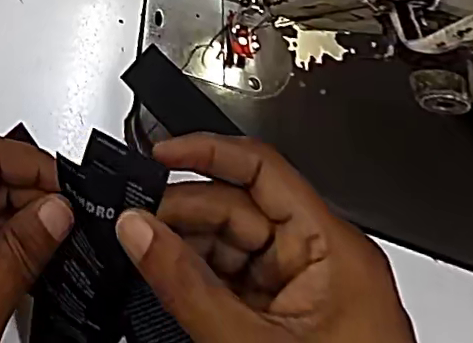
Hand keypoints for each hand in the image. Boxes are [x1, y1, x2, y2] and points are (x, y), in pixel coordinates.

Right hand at [116, 135, 415, 342]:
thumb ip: (188, 286)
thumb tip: (137, 230)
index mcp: (334, 250)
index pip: (261, 168)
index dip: (206, 152)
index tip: (160, 155)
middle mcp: (323, 260)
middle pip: (239, 205)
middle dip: (184, 212)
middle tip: (139, 223)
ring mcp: (307, 292)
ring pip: (232, 242)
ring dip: (187, 246)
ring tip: (149, 254)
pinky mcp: (291, 320)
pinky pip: (237, 278)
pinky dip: (201, 278)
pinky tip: (172, 282)